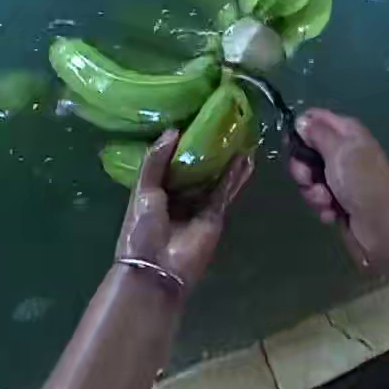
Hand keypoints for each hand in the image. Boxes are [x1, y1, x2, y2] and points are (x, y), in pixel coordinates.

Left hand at [115, 130, 253, 291]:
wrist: (157, 267)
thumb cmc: (142, 228)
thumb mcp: (142, 190)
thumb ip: (155, 160)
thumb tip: (174, 130)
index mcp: (155, 190)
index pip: (171, 162)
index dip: (181, 143)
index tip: (194, 121)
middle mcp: (179, 195)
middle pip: (196, 168)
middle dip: (208, 150)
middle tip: (222, 125)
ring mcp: (199, 204)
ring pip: (216, 177)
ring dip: (227, 159)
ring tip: (241, 136)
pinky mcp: (216, 213)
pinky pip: (227, 189)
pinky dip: (237, 174)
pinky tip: (246, 157)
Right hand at [289, 109, 388, 268]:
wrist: (383, 226)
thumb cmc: (363, 182)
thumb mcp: (340, 151)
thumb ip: (318, 134)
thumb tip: (301, 120)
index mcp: (348, 132)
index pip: (317, 119)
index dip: (301, 129)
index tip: (290, 145)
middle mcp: (344, 151)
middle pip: (308, 151)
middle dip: (303, 168)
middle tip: (308, 178)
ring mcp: (341, 177)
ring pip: (310, 178)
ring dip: (313, 192)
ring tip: (326, 200)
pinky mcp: (339, 200)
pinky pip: (318, 198)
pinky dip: (322, 206)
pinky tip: (332, 213)